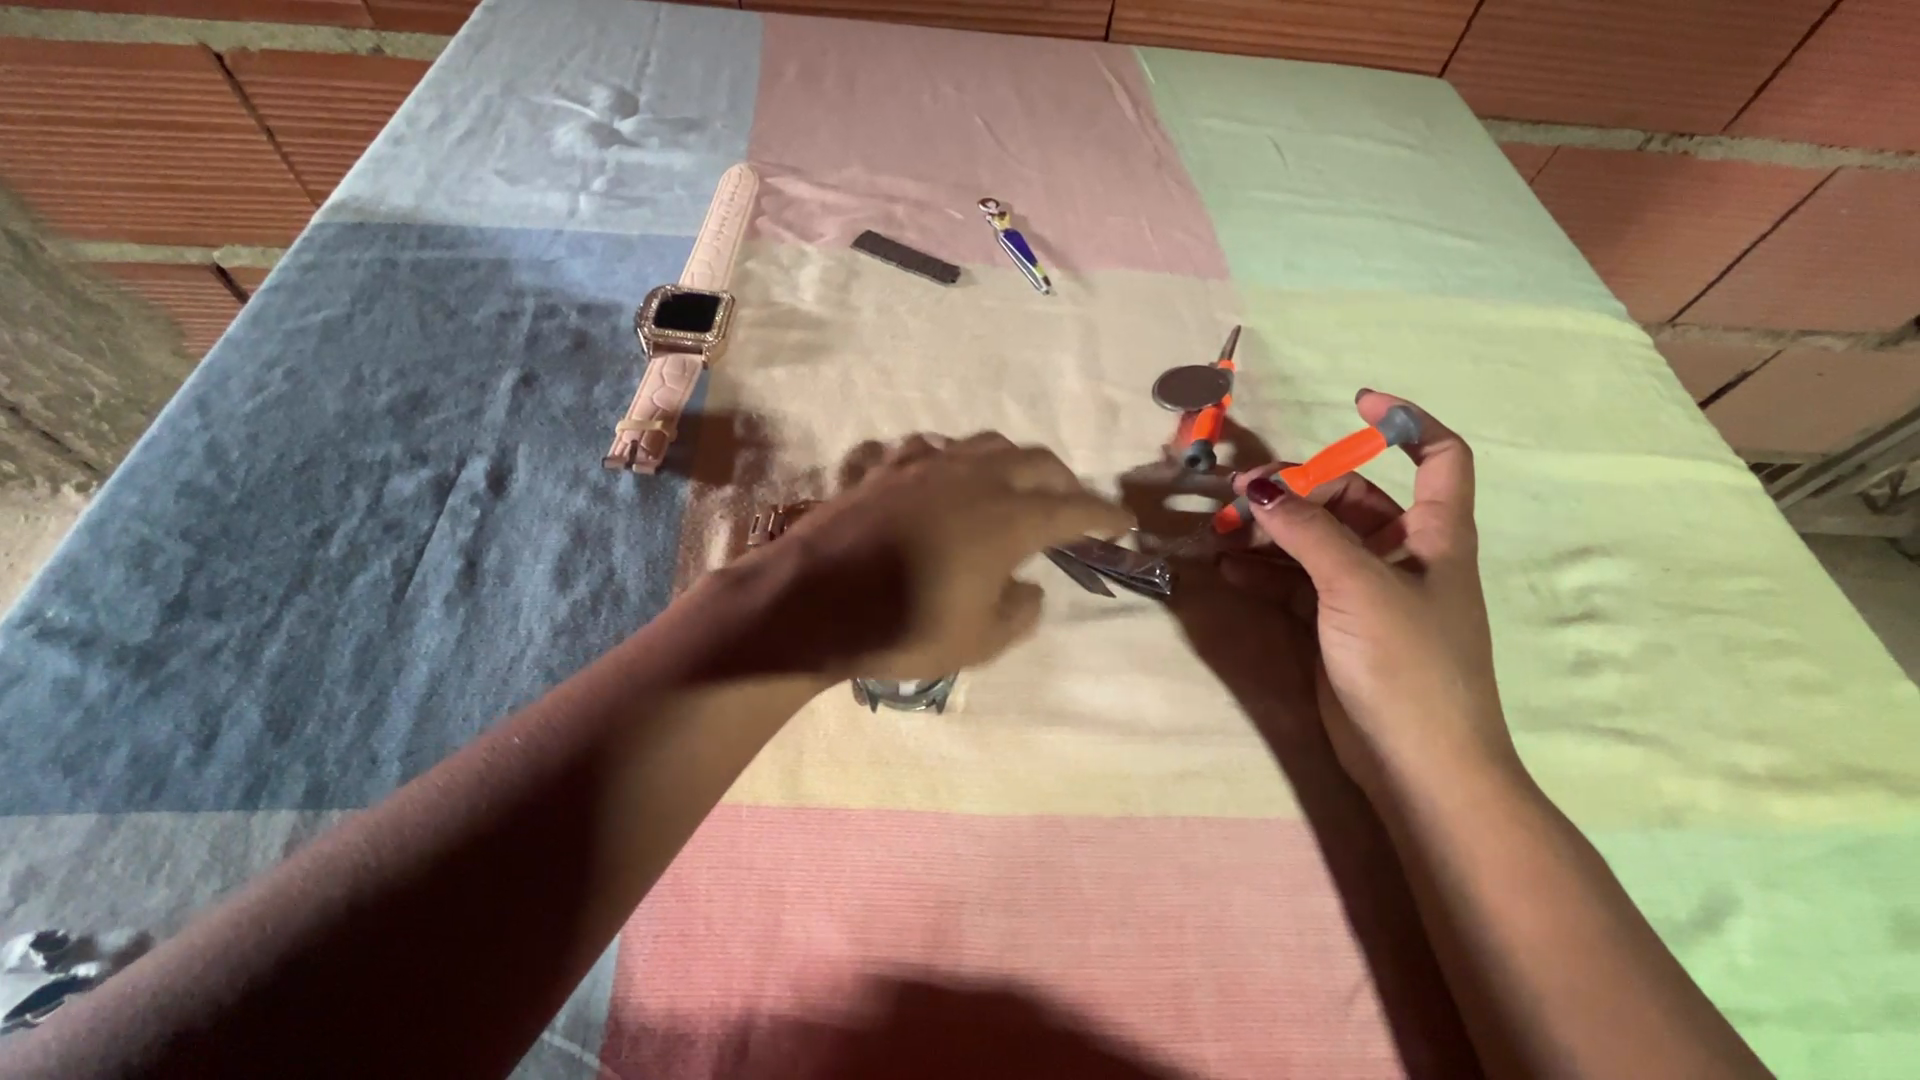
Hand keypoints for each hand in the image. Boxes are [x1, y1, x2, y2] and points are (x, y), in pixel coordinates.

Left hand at [738, 433, 1131, 680]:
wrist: (811, 603)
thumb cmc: (903, 629)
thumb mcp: (978, 642)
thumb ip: (1019, 613)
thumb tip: (1029, 589)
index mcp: (1008, 519)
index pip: (1073, 509)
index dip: (1104, 515)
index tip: (1124, 522)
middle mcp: (973, 478)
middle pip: (1036, 462)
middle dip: (1064, 480)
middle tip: (1073, 503)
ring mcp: (924, 465)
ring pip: (985, 444)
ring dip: (1013, 461)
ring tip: (1018, 481)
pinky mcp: (884, 468)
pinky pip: (930, 448)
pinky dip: (953, 458)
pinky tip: (947, 472)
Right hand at [1227, 392, 1517, 797]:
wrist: (1418, 763)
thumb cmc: (1409, 664)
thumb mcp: (1358, 586)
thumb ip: (1307, 533)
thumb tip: (1257, 488)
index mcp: (1435, 535)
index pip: (1439, 458)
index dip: (1407, 423)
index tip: (1357, 403)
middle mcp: (1402, 555)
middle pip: (1350, 498)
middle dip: (1298, 490)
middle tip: (1242, 497)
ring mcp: (1365, 592)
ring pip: (1314, 542)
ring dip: (1271, 532)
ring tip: (1221, 531)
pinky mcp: (1335, 626)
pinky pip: (1294, 582)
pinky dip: (1263, 571)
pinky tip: (1228, 569)